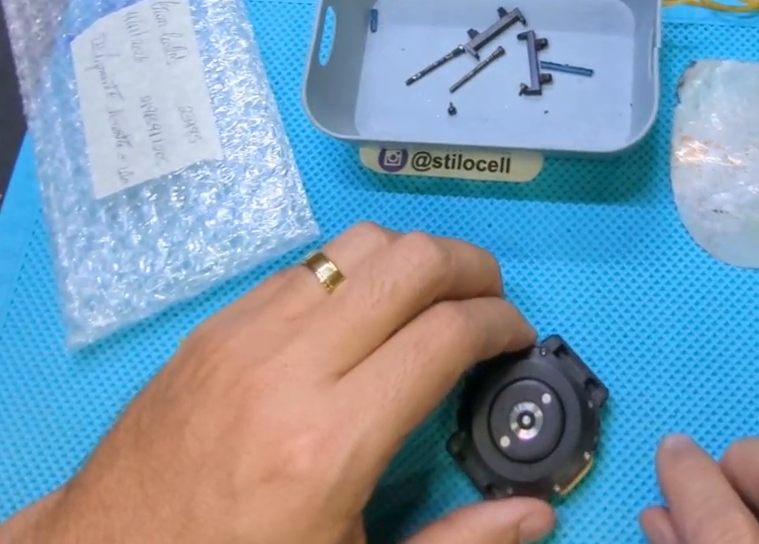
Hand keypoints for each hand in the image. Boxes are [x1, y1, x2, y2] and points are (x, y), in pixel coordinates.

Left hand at [0, 223, 553, 543]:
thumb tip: (539, 517)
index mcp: (332, 443)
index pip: (447, 333)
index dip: (500, 323)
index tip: (516, 336)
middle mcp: (293, 365)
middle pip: (413, 261)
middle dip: (472, 267)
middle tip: (490, 301)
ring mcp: (249, 332)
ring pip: (363, 242)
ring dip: (416, 257)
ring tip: (435, 296)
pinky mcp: (219, 323)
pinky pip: (313, 261)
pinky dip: (360, 269)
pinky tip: (366, 309)